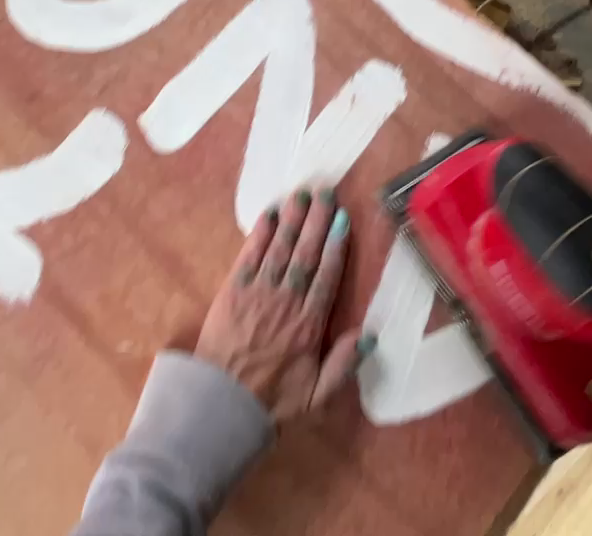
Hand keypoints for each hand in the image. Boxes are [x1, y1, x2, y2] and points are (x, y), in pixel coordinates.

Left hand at [193, 188, 369, 424]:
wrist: (221, 401)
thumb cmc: (273, 398)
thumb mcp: (316, 395)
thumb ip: (343, 365)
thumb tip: (369, 334)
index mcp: (310, 325)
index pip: (327, 276)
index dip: (335, 245)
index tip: (342, 218)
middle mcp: (286, 301)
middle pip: (305, 254)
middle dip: (315, 221)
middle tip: (324, 191)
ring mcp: (258, 292)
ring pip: (279, 248)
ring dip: (291, 219)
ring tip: (301, 193)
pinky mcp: (233, 289)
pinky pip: (249, 255)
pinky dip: (260, 233)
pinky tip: (269, 214)